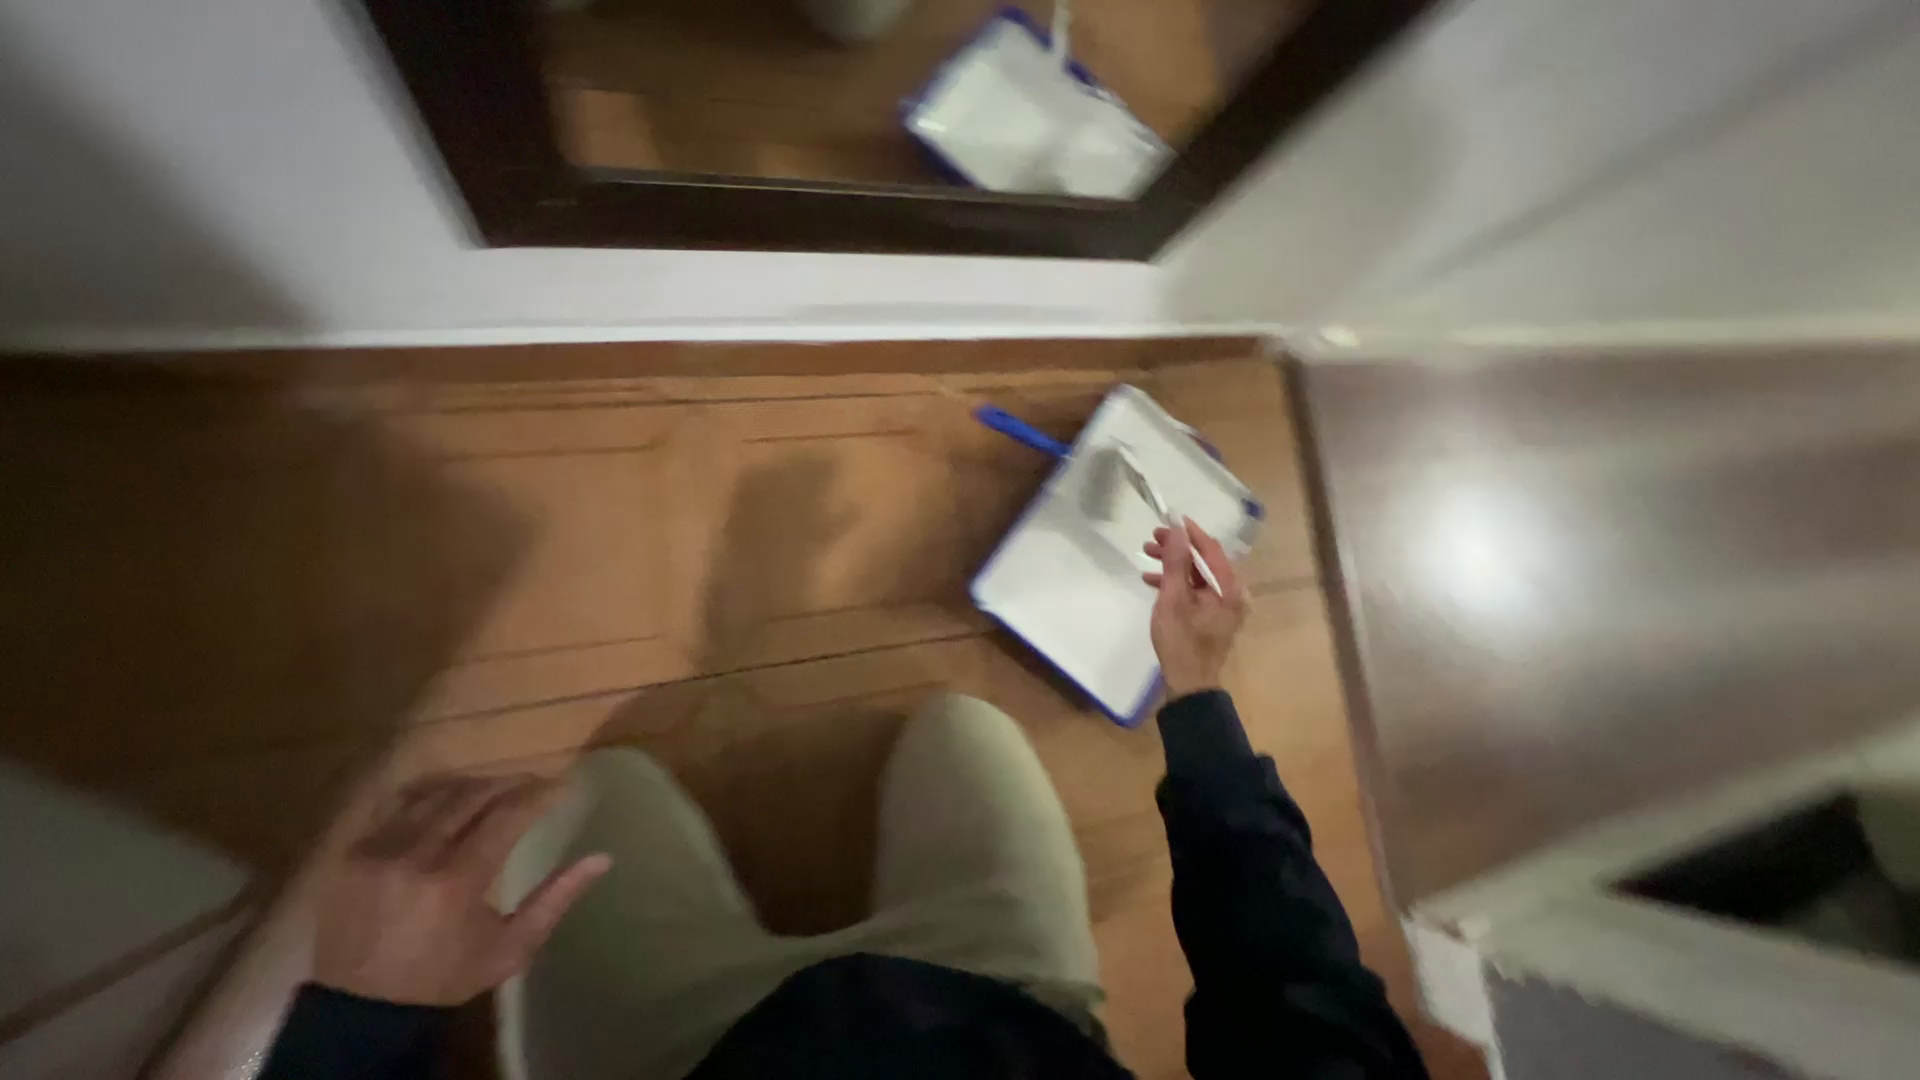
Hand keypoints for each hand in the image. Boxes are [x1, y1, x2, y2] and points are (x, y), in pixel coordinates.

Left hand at [312, 773, 609, 1005]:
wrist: (359, 1011)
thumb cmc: (445, 978)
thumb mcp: (510, 948)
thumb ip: (556, 899)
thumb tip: (602, 858)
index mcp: (457, 881)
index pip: (508, 813)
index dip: (541, 793)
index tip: (565, 786)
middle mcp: (415, 855)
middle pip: (472, 794)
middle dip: (510, 783)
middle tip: (534, 783)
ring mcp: (376, 851)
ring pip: (435, 792)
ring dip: (472, 784)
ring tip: (494, 789)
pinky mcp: (348, 854)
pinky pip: (394, 805)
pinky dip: (428, 793)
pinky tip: (446, 797)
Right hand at [1143, 519, 1247, 698]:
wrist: (1190, 684)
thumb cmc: (1181, 642)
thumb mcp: (1173, 599)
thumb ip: (1175, 562)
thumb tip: (1177, 531)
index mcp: (1230, 588)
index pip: (1211, 549)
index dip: (1190, 532)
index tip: (1169, 518)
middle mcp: (1234, 594)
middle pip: (1206, 560)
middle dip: (1178, 548)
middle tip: (1151, 539)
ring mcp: (1226, 606)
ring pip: (1199, 575)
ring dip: (1175, 564)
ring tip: (1148, 556)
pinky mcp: (1215, 616)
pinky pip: (1198, 590)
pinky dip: (1179, 583)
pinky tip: (1154, 581)